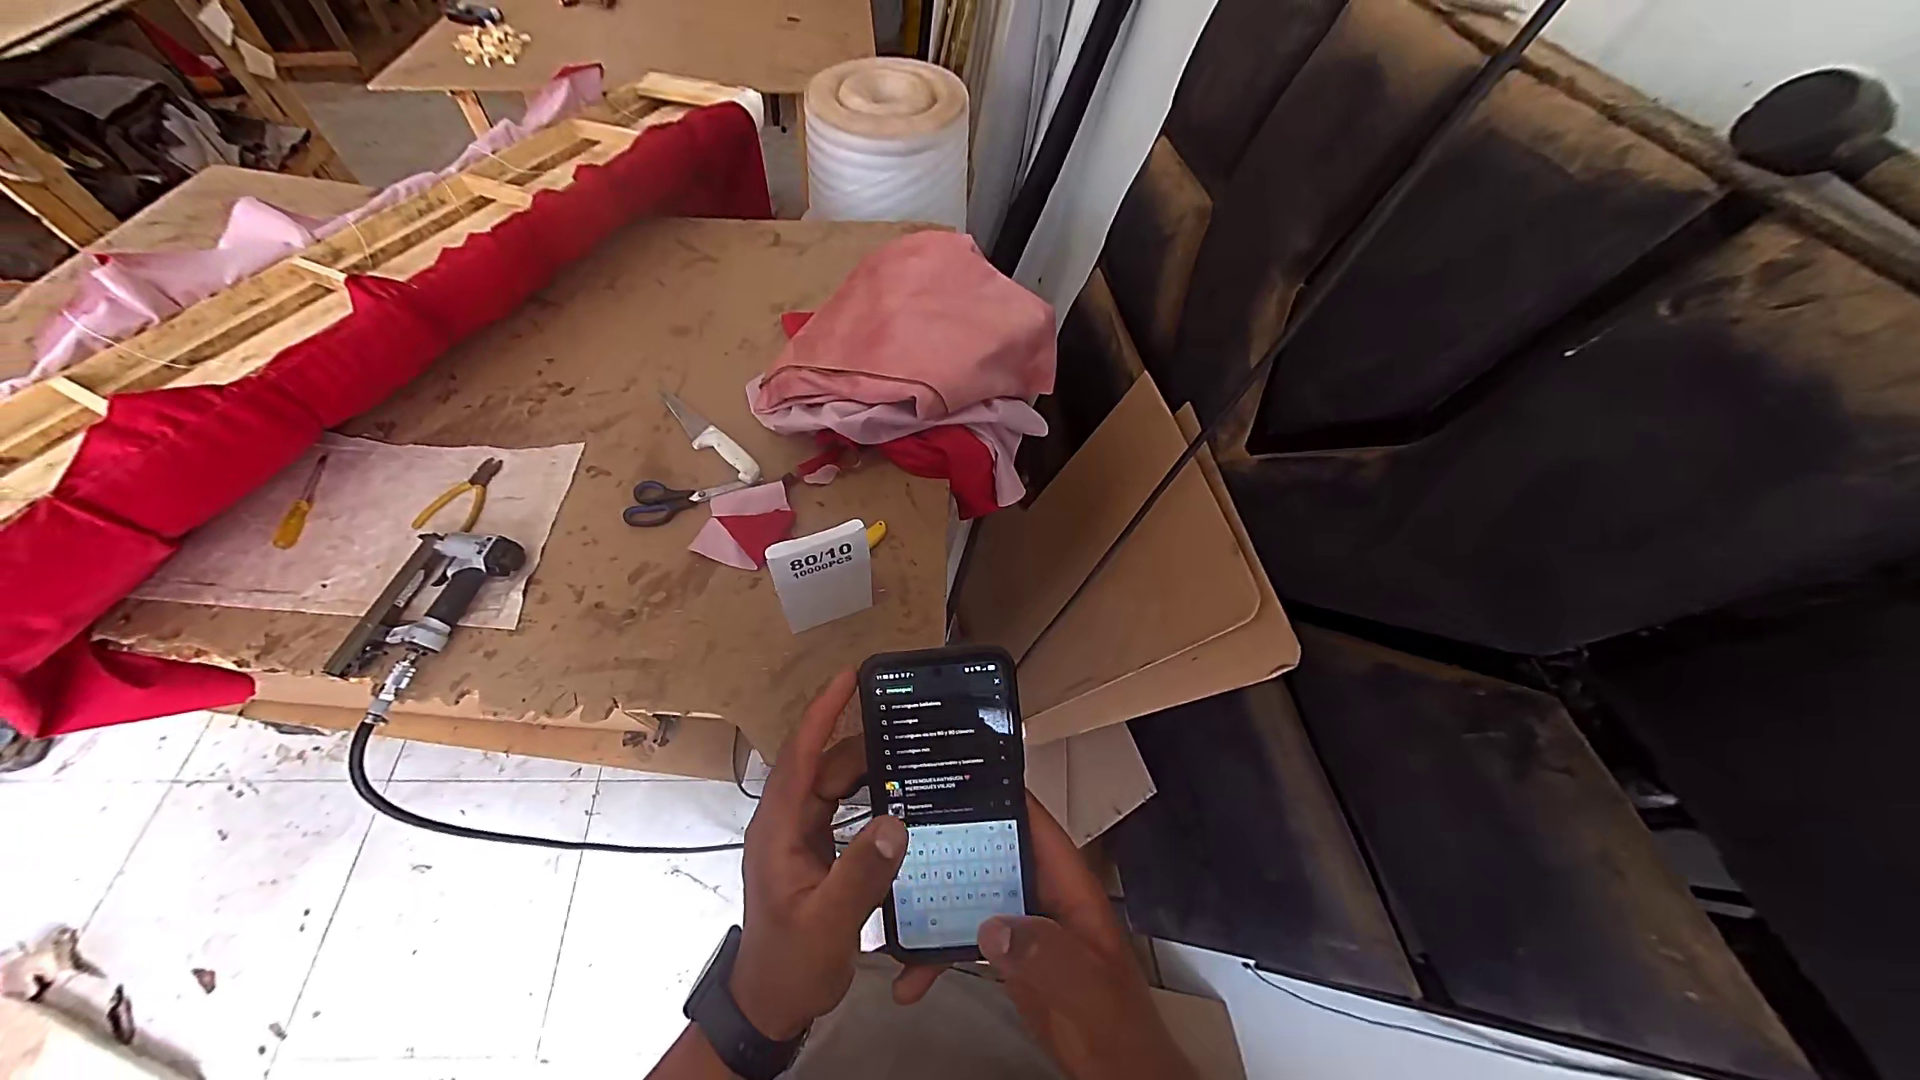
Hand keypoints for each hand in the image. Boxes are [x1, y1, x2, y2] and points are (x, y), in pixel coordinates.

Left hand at [729, 670, 907, 1039]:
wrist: (772, 1002)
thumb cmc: (789, 964)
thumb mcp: (827, 922)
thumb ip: (860, 874)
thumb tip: (896, 820)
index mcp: (777, 827)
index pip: (800, 755)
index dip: (823, 713)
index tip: (848, 677)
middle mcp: (787, 820)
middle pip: (825, 765)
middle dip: (862, 744)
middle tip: (906, 728)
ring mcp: (801, 832)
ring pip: (836, 783)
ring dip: (869, 769)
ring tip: (909, 756)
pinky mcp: (816, 846)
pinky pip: (844, 805)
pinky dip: (870, 793)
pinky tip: (897, 792)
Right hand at [893, 794, 1199, 1079]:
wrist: (1115, 1072)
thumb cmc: (1118, 1029)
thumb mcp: (1087, 989)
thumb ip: (1048, 954)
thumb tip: (994, 927)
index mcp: (1069, 886)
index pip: (1035, 824)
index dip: (1002, 795)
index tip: (962, 778)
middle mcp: (1044, 895)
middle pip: (994, 853)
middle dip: (953, 844)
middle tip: (907, 838)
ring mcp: (1026, 924)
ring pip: (974, 894)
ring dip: (937, 903)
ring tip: (898, 910)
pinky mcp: (1011, 954)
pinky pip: (968, 936)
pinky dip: (939, 950)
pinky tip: (914, 973)